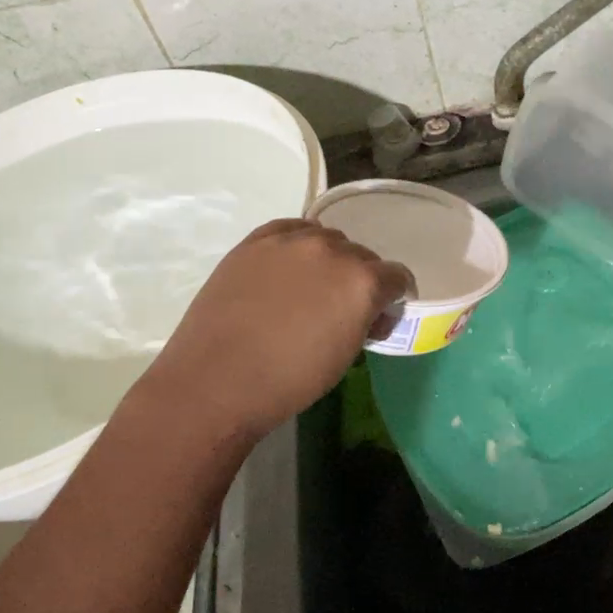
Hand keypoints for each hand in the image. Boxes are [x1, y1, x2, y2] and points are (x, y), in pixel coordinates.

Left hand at [144, 219, 411, 439]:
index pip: (397, 276)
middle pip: (362, 256)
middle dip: (359, 280)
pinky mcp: (256, 240)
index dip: (393, 298)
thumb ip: (366, 320)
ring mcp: (291, 241)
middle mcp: (333, 250)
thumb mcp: (347, 355)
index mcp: (362, 281)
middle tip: (340, 309)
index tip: (379, 316)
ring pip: (328, 239)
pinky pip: (291, 230)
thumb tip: (368, 310)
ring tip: (307, 289)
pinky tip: (286, 270)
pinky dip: (296, 246)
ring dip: (328, 260)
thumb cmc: (290, 380)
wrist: (216, 381)